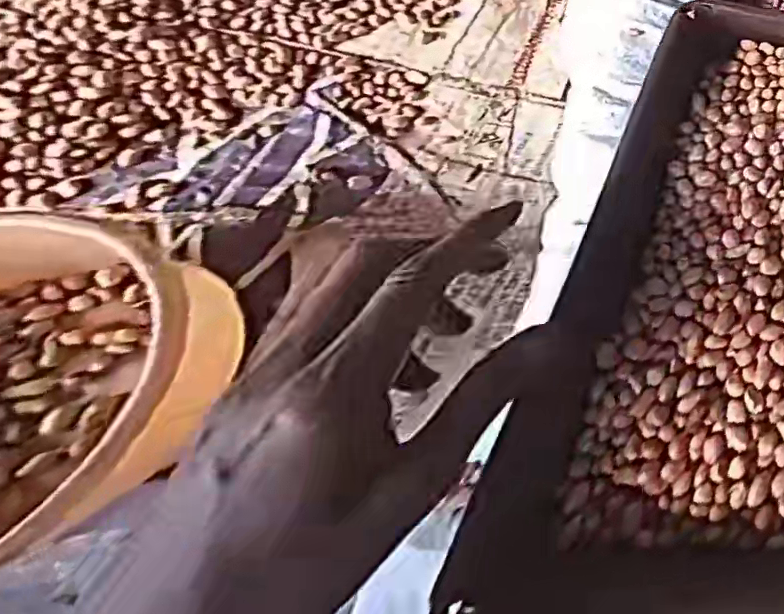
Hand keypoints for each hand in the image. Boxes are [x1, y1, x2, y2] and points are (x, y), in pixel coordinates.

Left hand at [90, 205, 557, 613]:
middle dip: (436, 248)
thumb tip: (548, 338)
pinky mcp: (235, 393)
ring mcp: (249, 377)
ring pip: (332, 287)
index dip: (467, 239)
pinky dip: (367, 317)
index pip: (409, 282)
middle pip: (362, 262)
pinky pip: (310, 323)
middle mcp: (280, 367)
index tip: (510, 216)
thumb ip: (483, 399)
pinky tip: (396, 369)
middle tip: (488, 266)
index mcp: (330, 389)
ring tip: (451, 330)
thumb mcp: (416, 485)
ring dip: (402, 285)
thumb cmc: (303, 567)